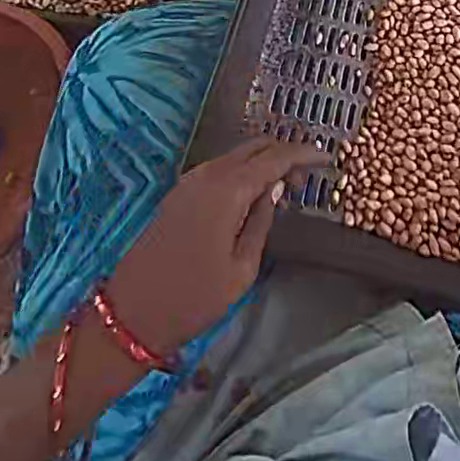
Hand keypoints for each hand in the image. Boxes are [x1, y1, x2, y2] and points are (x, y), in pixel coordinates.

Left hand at [103, 139, 327, 357]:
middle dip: (285, 154)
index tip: (328, 158)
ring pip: (237, 155)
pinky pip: (221, 168)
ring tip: (285, 186)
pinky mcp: (180, 191)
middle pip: (255, 147)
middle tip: (307, 177)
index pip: (275, 157)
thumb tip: (274, 189)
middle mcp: (208, 174)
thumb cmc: (193, 298)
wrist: (132, 314)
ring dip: (264, 161)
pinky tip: (255, 192)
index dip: (304, 154)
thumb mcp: (242, 267)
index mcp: (227, 189)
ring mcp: (190, 180)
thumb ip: (261, 221)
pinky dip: (244, 170)